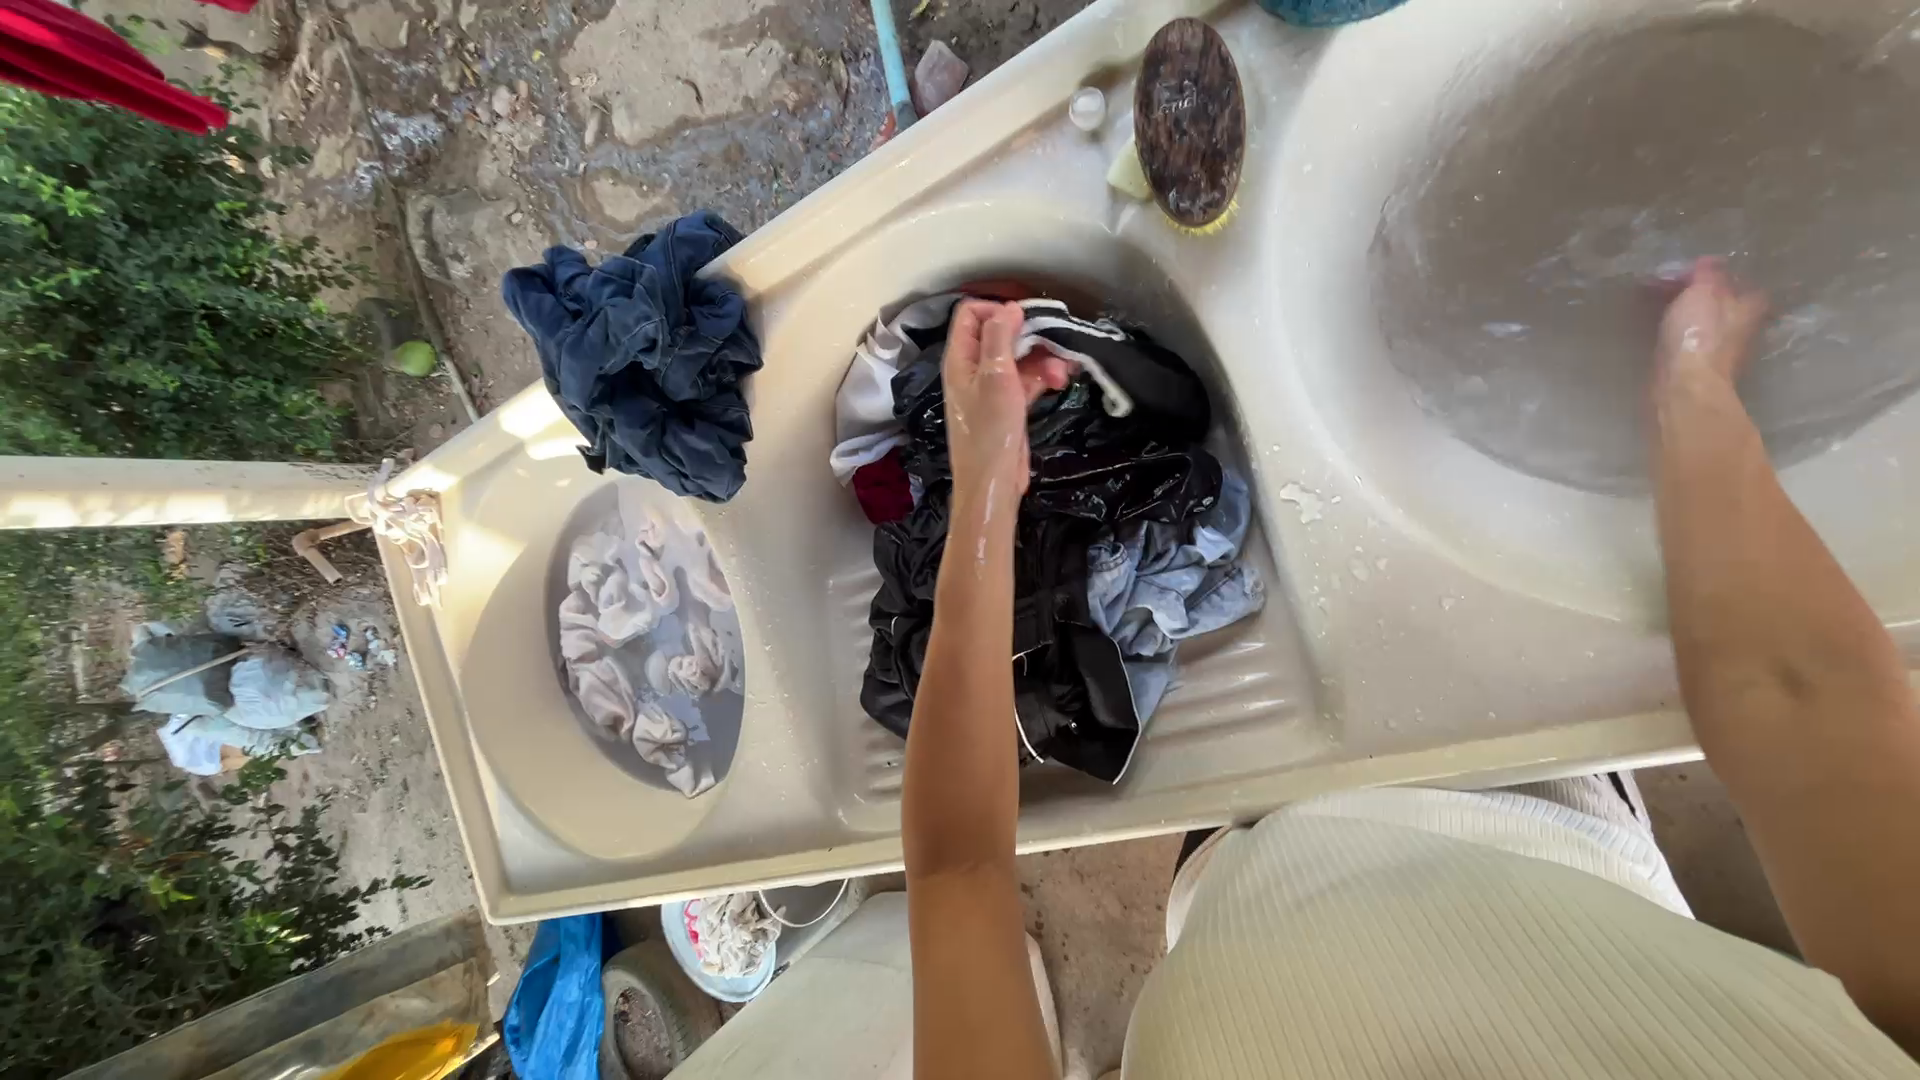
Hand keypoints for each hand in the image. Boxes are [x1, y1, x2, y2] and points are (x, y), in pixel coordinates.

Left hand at [940, 299, 1070, 504]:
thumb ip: (1000, 338)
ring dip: (1043, 358)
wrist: (993, 482)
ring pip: (1019, 357)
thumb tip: (1009, 308)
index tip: (1026, 318)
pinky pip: (1027, 379)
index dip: (998, 310)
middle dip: (1030, 335)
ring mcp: (991, 387)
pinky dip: (1043, 376)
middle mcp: (973, 369)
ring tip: (1062, 371)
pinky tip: (1061, 380)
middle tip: (1056, 341)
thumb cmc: (990, 430)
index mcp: (960, 359)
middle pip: (1000, 334)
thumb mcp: (996, 377)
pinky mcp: (1008, 405)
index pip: (971, 315)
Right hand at [1655, 257, 1771, 386]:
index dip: (1705, 274)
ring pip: (1698, 318)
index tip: (1678, 273)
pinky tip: (1653, 327)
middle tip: (1658, 287)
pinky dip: (1670, 327)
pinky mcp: (1695, 362)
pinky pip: (1683, 335)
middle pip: (1715, 300)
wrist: (1683, 383)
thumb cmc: (1698, 334)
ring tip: (1650, 305)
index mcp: (1751, 303)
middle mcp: (1741, 323)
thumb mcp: (1703, 292)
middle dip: (1689, 292)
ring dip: (1678, 310)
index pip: (1732, 280)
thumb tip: (1708, 260)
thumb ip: (1706, 273)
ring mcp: (1718, 345)